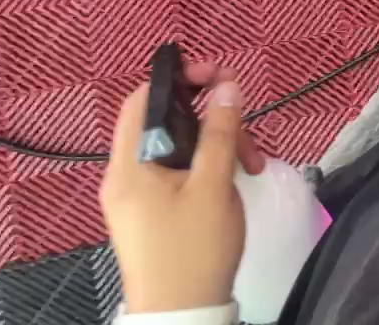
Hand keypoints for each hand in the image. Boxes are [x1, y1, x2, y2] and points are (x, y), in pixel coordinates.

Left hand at [101, 62, 266, 313]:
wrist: (182, 316)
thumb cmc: (193, 249)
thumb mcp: (214, 185)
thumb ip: (220, 131)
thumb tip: (227, 84)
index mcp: (129, 167)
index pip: (141, 100)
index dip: (178, 78)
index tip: (218, 77)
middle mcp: (126, 175)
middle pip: (167, 120)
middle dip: (212, 117)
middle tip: (246, 130)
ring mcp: (139, 194)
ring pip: (180, 144)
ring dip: (219, 142)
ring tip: (252, 161)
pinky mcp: (153, 208)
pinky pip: (181, 167)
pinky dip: (210, 163)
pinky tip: (238, 175)